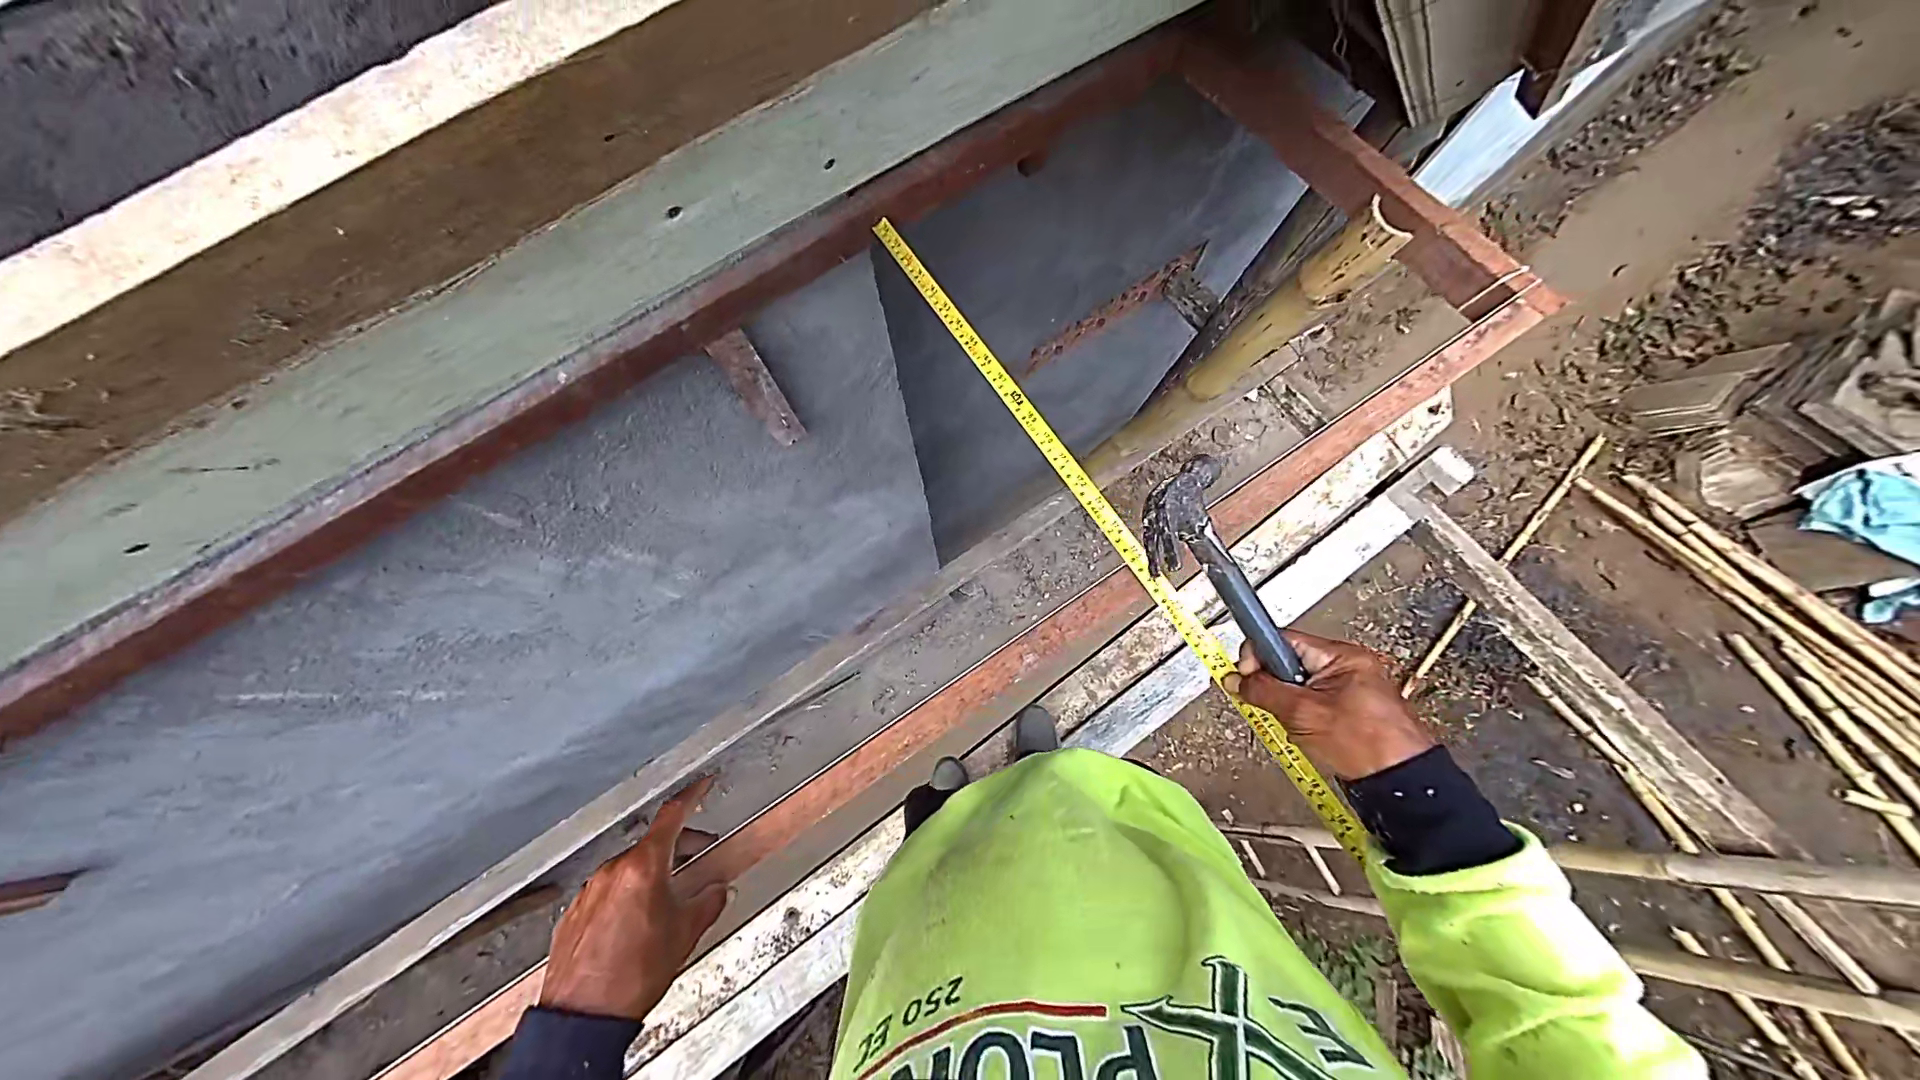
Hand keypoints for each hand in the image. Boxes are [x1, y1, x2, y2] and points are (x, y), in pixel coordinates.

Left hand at [539, 776, 731, 1020]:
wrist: (582, 1020)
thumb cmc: (631, 977)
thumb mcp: (686, 932)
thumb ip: (708, 900)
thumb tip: (717, 889)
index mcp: (643, 867)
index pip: (672, 815)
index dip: (692, 795)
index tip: (701, 785)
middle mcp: (613, 872)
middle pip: (653, 844)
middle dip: (679, 847)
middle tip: (698, 859)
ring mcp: (589, 892)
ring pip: (629, 869)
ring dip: (652, 874)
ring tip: (667, 901)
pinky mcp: (574, 915)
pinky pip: (608, 892)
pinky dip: (627, 895)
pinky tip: (637, 922)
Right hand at [1224, 631, 1433, 780]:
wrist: (1402, 783)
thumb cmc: (1367, 745)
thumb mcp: (1301, 713)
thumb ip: (1262, 691)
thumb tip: (1236, 680)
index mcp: (1340, 656)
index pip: (1281, 639)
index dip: (1257, 657)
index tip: (1246, 678)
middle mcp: (1346, 666)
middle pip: (1287, 662)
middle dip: (1271, 686)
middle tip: (1271, 706)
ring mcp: (1348, 688)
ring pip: (1296, 685)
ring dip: (1285, 704)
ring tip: (1294, 724)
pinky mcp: (1347, 708)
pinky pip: (1309, 702)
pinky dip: (1299, 715)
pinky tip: (1304, 732)